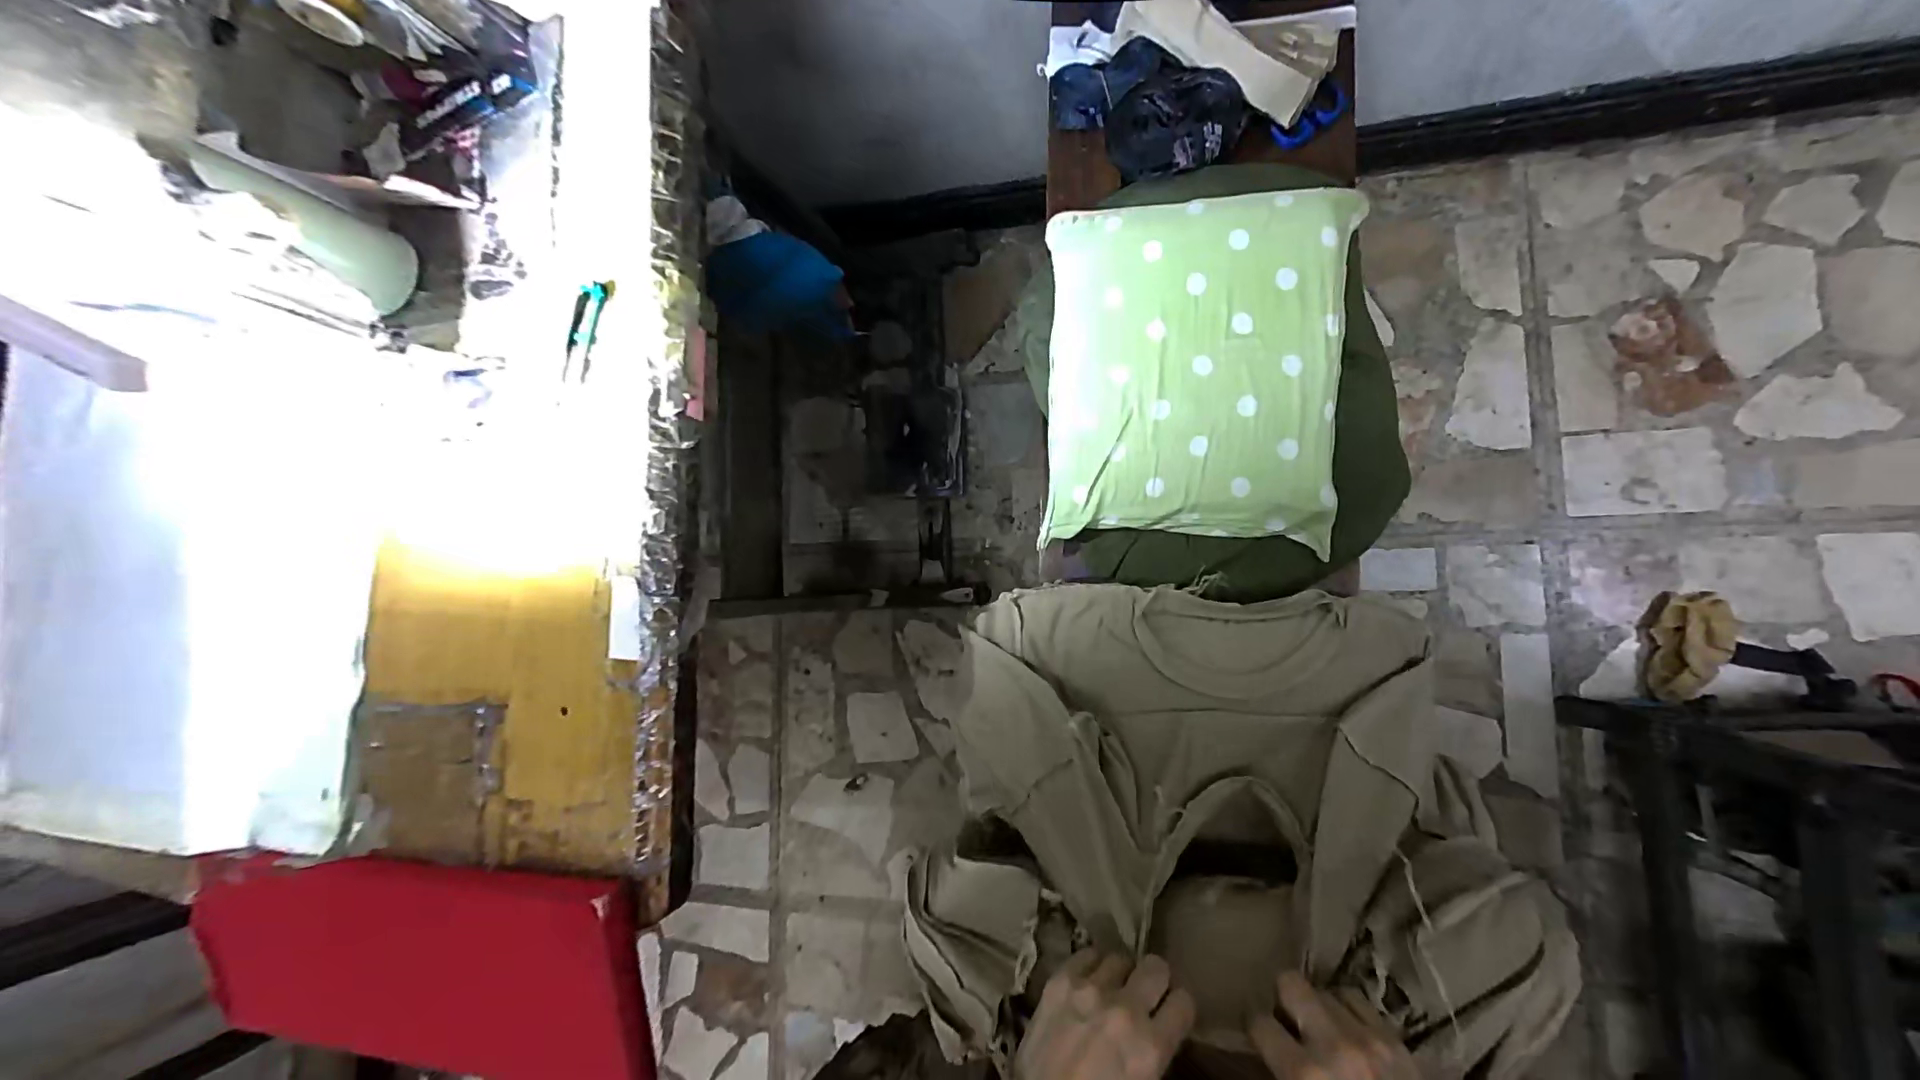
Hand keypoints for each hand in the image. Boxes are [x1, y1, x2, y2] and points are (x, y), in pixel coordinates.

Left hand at [1015, 950, 1196, 1079]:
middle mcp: (1125, 1010)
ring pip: (1120, 957)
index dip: (1179, 1006)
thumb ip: (1155, 1053)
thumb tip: (1159, 1030)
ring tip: (1114, 987)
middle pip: (1156, 967)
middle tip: (1146, 993)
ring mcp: (1089, 990)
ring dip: (1121, 973)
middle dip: (1156, 980)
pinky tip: (1089, 980)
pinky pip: (1086, 955)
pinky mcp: (1059, 981)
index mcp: (1151, 1048)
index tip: (1171, 1011)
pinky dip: (1092, 965)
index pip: (1184, 1002)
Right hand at [1247, 973, 1416, 1079]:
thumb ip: (1284, 1079)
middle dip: (1284, 1000)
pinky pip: (1361, 1004)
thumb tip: (1267, 1061)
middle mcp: (1333, 1045)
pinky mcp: (1399, 1044)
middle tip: (1290, 1023)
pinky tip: (1351, 1034)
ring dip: (1321, 1008)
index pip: (1258, 1022)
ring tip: (1324, 1030)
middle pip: (1291, 983)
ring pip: (1328, 991)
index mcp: (1304, 1074)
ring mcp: (1370, 1040)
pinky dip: (1350, 1013)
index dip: (1257, 1030)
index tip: (1262, 1038)